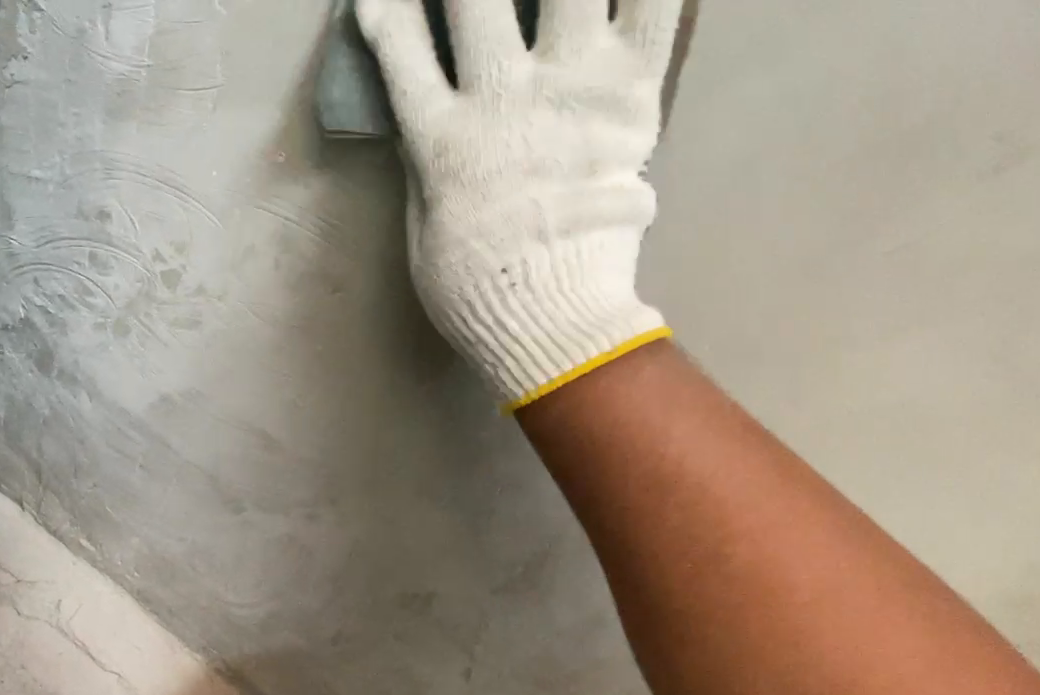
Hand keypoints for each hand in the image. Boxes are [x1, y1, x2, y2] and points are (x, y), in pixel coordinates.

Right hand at [357, 0, 681, 408]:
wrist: (555, 319)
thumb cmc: (475, 288)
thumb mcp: (423, 231)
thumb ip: (422, 165)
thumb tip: (422, 117)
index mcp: (443, 141)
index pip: (402, 54)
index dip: (387, 12)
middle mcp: (503, 101)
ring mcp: (573, 92)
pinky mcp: (633, 97)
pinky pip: (653, 8)